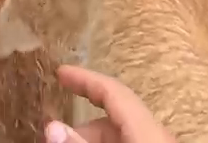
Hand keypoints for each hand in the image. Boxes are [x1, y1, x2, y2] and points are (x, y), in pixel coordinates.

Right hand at [45, 64, 176, 142]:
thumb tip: (50, 126)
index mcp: (147, 127)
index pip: (112, 90)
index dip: (84, 77)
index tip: (59, 71)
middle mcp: (158, 133)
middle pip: (116, 115)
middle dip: (84, 121)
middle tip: (57, 132)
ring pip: (125, 133)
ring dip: (95, 137)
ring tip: (70, 142)